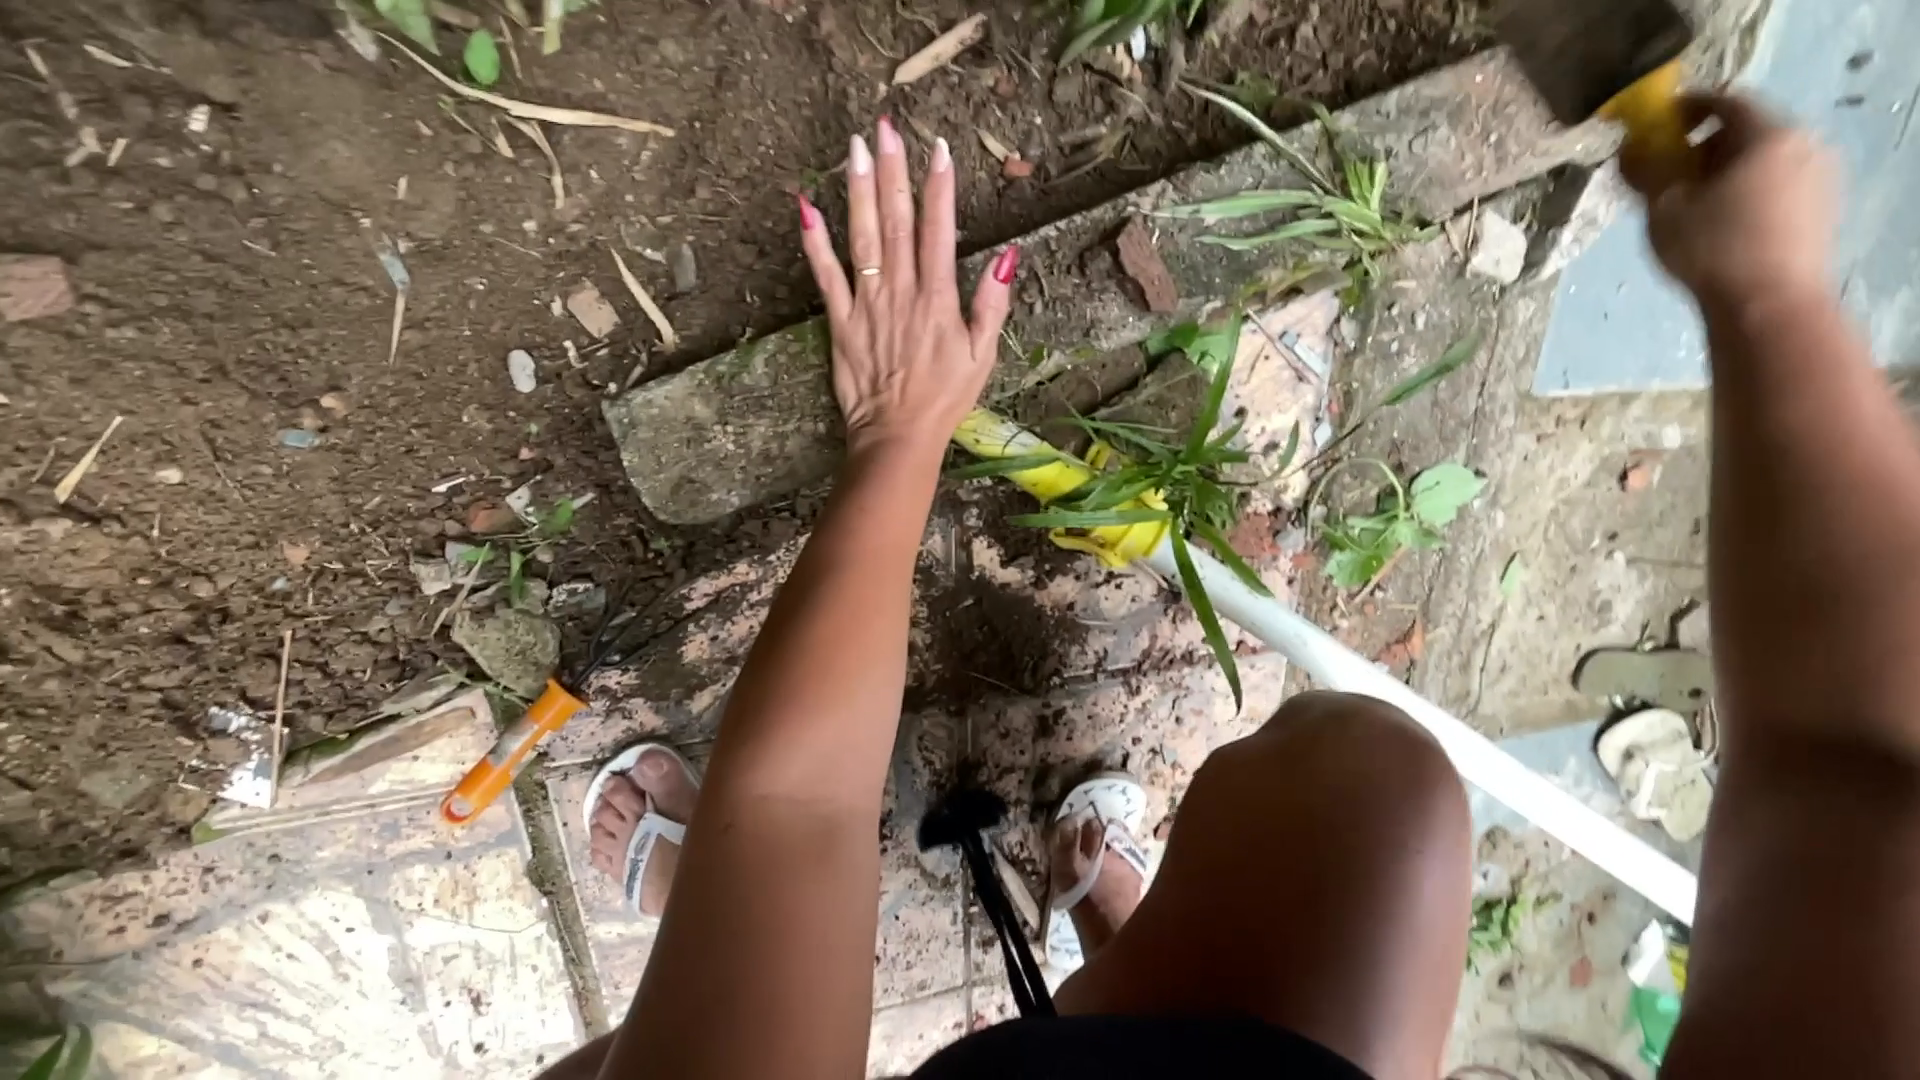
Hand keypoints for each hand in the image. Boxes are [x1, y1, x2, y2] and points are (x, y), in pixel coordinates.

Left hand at [798, 117, 1016, 462]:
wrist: (898, 437)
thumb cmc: (945, 400)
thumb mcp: (983, 357)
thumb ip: (993, 305)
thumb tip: (1009, 258)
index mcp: (938, 300)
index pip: (938, 231)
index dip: (939, 187)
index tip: (938, 149)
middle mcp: (901, 293)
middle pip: (896, 222)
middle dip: (893, 171)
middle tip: (886, 128)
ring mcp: (867, 305)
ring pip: (862, 239)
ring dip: (858, 192)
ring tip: (854, 150)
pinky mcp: (840, 323)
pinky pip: (826, 277)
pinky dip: (815, 243)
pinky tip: (807, 208)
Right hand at [1621, 93, 1838, 310]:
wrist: (1767, 300)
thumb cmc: (1711, 247)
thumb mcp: (1663, 209)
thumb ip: (1646, 172)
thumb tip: (1629, 149)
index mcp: (1767, 136)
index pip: (1726, 101)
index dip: (1686, 107)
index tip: (1655, 122)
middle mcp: (1802, 144)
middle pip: (1745, 130)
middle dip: (1701, 144)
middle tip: (1665, 169)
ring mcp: (1818, 174)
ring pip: (1759, 158)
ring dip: (1721, 170)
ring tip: (1686, 201)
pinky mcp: (1819, 204)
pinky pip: (1773, 182)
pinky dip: (1741, 188)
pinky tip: (1716, 219)